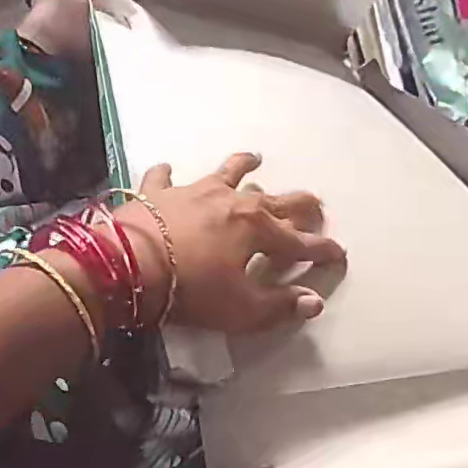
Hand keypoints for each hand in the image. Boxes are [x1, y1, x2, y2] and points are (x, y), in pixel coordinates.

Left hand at [121, 153, 344, 333]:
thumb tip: (314, 303)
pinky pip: (164, 178)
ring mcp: (193, 192)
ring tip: (254, 158)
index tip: (338, 254)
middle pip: (275, 200)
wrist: (129, 266)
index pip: (300, 242)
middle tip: (315, 205)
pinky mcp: (157, 193)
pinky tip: (168, 171)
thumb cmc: (190, 290)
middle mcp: (232, 202)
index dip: (322, 251)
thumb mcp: (240, 309)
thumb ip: (278, 306)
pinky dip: (168, 175)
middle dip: (300, 204)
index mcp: (258, 230)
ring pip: (226, 173)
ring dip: (243, 166)